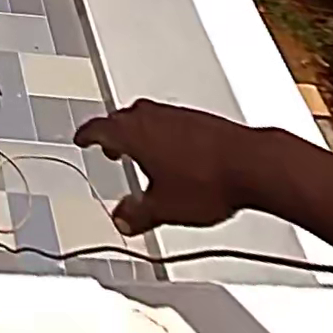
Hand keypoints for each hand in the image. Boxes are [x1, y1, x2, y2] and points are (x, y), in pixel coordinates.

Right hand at [74, 99, 273, 234]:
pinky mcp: (194, 117)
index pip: (97, 128)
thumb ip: (137, 213)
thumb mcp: (164, 207)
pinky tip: (173, 154)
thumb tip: (123, 218)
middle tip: (109, 148)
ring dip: (137, 134)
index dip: (86, 135)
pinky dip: (161, 134)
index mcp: (131, 131)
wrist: (250, 163)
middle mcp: (148, 116)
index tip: (82, 137)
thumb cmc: (207, 180)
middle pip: (119, 120)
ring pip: (143, 119)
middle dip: (111, 135)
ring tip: (143, 155)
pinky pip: (166, 121)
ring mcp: (172, 114)